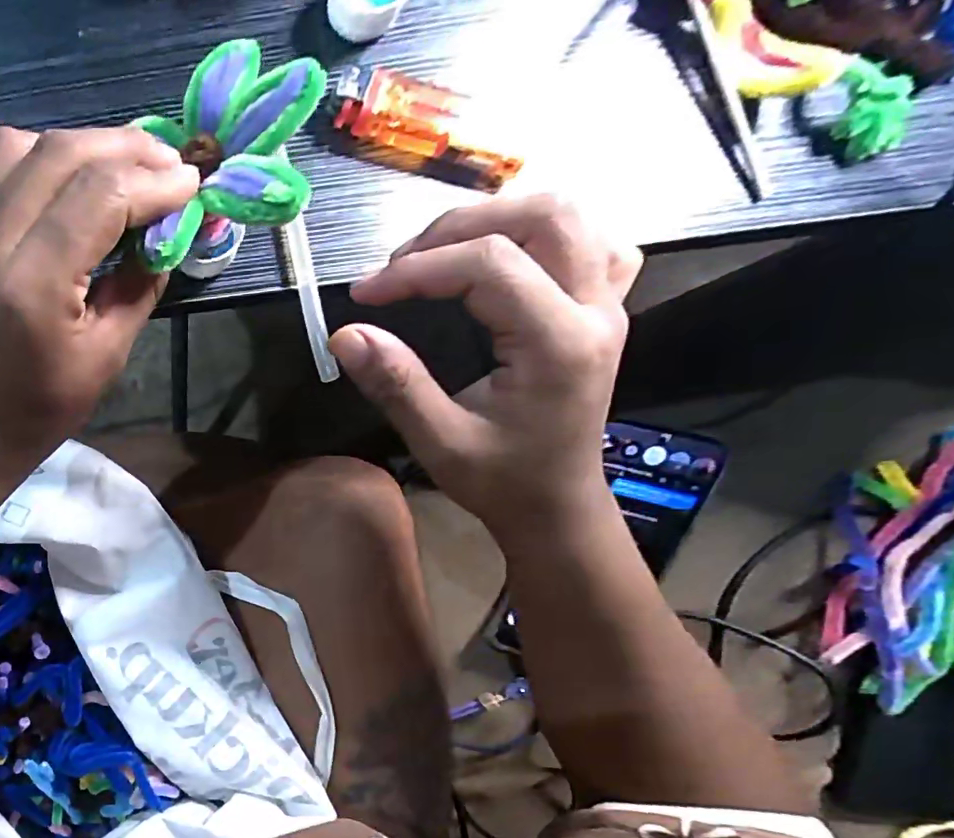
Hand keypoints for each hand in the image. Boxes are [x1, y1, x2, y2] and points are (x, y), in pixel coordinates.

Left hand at [0, 127, 201, 478]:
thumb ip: (139, 287)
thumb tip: (167, 233)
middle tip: (171, 166)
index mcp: (34, 285)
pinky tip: (77, 183)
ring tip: (128, 167)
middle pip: (62, 154)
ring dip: (85, 144)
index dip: (154, 181)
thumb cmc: (43, 411)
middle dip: (127, 149)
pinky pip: (0, 171)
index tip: (192, 185)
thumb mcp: (106, 357)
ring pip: (26, 148)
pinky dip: (46, 160)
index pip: (99, 195)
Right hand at [327, 196, 641, 537]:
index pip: (489, 265)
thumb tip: (345, 335)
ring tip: (442, 253)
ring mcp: (607, 305)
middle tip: (403, 263)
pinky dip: (541, 234)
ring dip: (498, 218)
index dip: (417, 269)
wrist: (556, 505)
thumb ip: (396, 384)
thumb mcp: (439, 442)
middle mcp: (594, 310)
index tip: (365, 294)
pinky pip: (589, 241)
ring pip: (568, 216)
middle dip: (459, 226)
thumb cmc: (501, 481)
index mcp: (558, 343)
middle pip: (541, 215)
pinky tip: (506, 257)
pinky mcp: (602, 309)